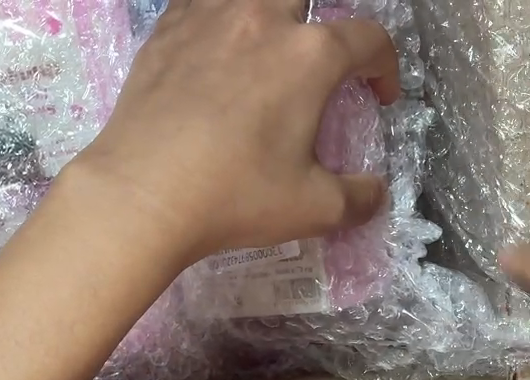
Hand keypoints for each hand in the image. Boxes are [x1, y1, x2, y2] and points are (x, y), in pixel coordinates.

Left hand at [66, 0, 400, 262]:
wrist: (145, 194)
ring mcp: (208, 17)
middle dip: (319, 25)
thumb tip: (376, 194)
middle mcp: (262, 18)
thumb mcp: (312, 210)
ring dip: (266, 18)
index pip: (367, 40)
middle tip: (315, 65)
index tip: (381, 96)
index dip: (384, 68)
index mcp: (309, 56)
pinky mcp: (165, 31)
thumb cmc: (237, 197)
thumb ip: (357, 200)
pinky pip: (199, 6)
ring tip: (263, 53)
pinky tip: (213, 54)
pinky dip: (216, 22)